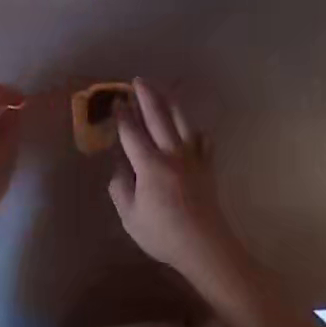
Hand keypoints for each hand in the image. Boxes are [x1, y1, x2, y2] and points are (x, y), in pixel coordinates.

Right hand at [108, 79, 246, 283]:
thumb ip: (121, 188)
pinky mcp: (208, 167)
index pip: (132, 132)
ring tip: (163, 92)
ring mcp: (194, 158)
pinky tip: (192, 130)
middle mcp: (172, 153)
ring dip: (170, 104)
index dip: (123, 115)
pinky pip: (203, 140)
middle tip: (138, 80)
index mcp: (149, 165)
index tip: (117, 100)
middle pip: (158, 117)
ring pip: (182, 121)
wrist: (205, 246)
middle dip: (147, 96)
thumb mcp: (130, 216)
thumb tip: (120, 168)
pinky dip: (195, 130)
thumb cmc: (163, 234)